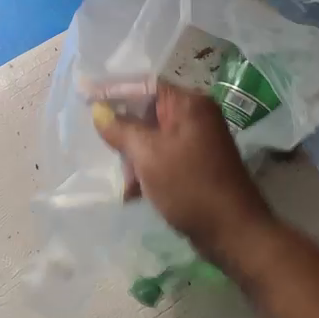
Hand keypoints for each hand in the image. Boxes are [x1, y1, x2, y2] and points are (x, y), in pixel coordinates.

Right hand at [91, 82, 278, 263]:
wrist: (234, 232)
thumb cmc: (190, 187)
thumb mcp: (148, 156)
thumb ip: (122, 130)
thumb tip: (99, 111)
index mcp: (189, 103)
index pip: (144, 84)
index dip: (113, 89)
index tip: (84, 92)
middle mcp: (196, 114)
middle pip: (148, 110)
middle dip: (123, 130)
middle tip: (102, 144)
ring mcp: (199, 139)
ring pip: (153, 135)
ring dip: (134, 155)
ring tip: (124, 182)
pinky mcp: (198, 162)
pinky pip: (163, 154)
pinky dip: (147, 168)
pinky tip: (134, 192)